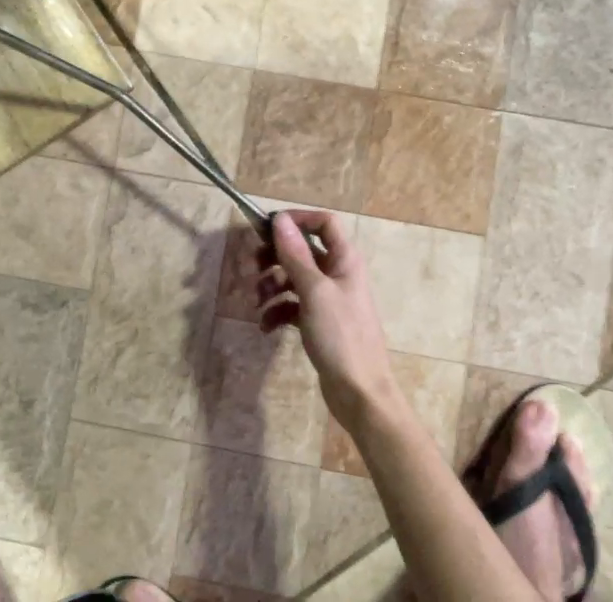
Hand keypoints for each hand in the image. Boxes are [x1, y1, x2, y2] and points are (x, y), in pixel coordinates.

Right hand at [255, 210, 402, 435]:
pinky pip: (293, 305)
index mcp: (345, 260)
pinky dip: (278, 311)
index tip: (267, 227)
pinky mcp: (319, 322)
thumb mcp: (314, 291)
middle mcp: (338, 274)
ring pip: (294, 278)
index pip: (324, 223)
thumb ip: (295, 254)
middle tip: (252, 266)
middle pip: (303, 250)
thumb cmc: (341, 336)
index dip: (297, 219)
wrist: (359, 393)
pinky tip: (266, 326)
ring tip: (257, 303)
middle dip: (275, 257)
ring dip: (272, 286)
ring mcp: (329, 299)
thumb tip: (280, 219)